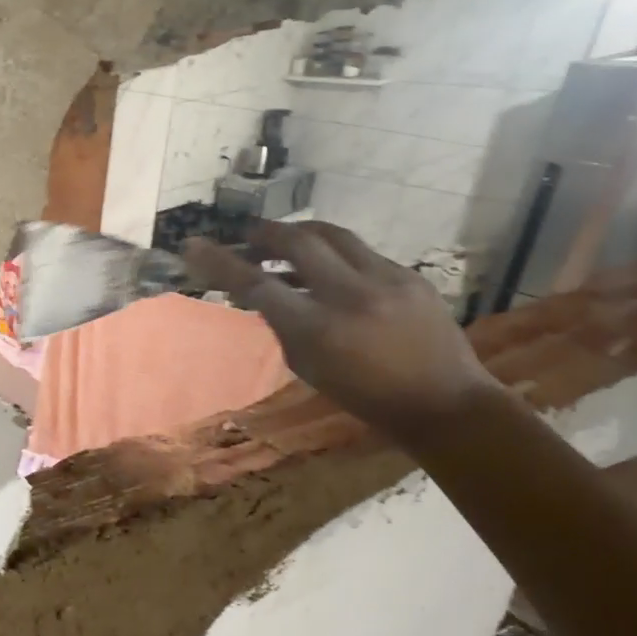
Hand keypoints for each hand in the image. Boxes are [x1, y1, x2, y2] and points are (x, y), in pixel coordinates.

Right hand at [182, 222, 501, 443]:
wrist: (443, 402)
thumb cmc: (362, 395)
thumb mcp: (306, 364)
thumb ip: (283, 324)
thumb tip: (264, 292)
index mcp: (318, 328)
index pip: (257, 285)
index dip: (220, 262)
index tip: (193, 245)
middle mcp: (352, 295)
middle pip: (299, 243)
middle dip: (266, 234)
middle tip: (247, 236)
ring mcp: (387, 280)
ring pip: (334, 236)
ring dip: (300, 234)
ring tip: (282, 242)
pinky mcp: (410, 276)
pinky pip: (361, 252)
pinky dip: (333, 253)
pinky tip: (325, 267)